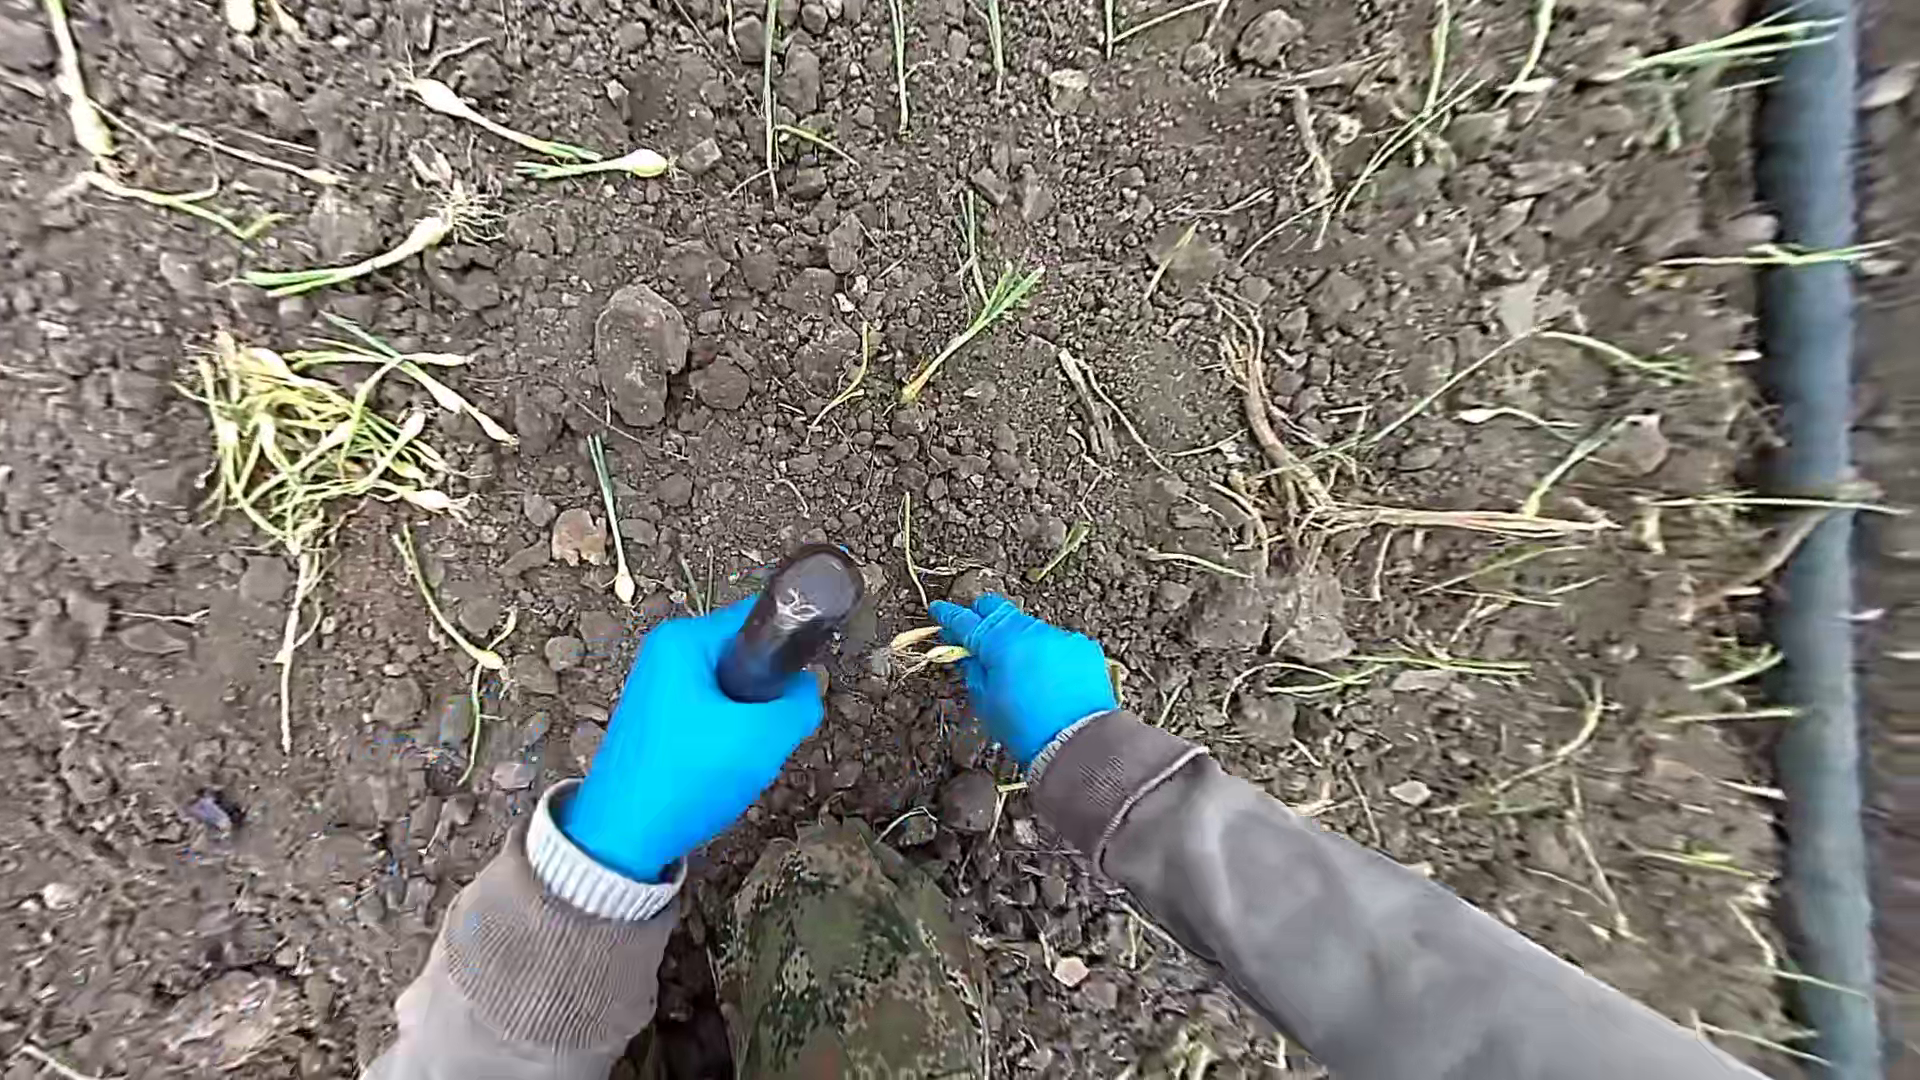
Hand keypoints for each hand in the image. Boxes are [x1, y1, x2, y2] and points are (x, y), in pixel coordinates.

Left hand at [559, 596, 821, 881]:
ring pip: (733, 686)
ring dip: (751, 716)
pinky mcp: (659, 717)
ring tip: (746, 750)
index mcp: (683, 640)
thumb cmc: (689, 777)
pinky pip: (713, 708)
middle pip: (746, 655)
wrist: (621, 843)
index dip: (788, 648)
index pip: (757, 619)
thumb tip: (804, 688)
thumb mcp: (765, 736)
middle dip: (768, 691)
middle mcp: (666, 653)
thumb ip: (801, 701)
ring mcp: (659, 686)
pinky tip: (726, 761)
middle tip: (771, 727)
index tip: (798, 684)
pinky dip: (729, 730)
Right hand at [928, 593, 1116, 765]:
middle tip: (974, 628)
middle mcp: (1029, 631)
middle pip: (998, 610)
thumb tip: (967, 654)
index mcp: (999, 643)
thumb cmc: (1026, 729)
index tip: (939, 610)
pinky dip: (1046, 653)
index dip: (949, 616)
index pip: (966, 621)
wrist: (1077, 743)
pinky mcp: (1081, 646)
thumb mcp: (986, 702)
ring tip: (1015, 665)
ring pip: (1029, 627)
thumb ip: (973, 671)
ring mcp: (1058, 636)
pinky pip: (1056, 642)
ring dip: (1017, 639)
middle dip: (982, 615)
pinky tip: (1046, 676)